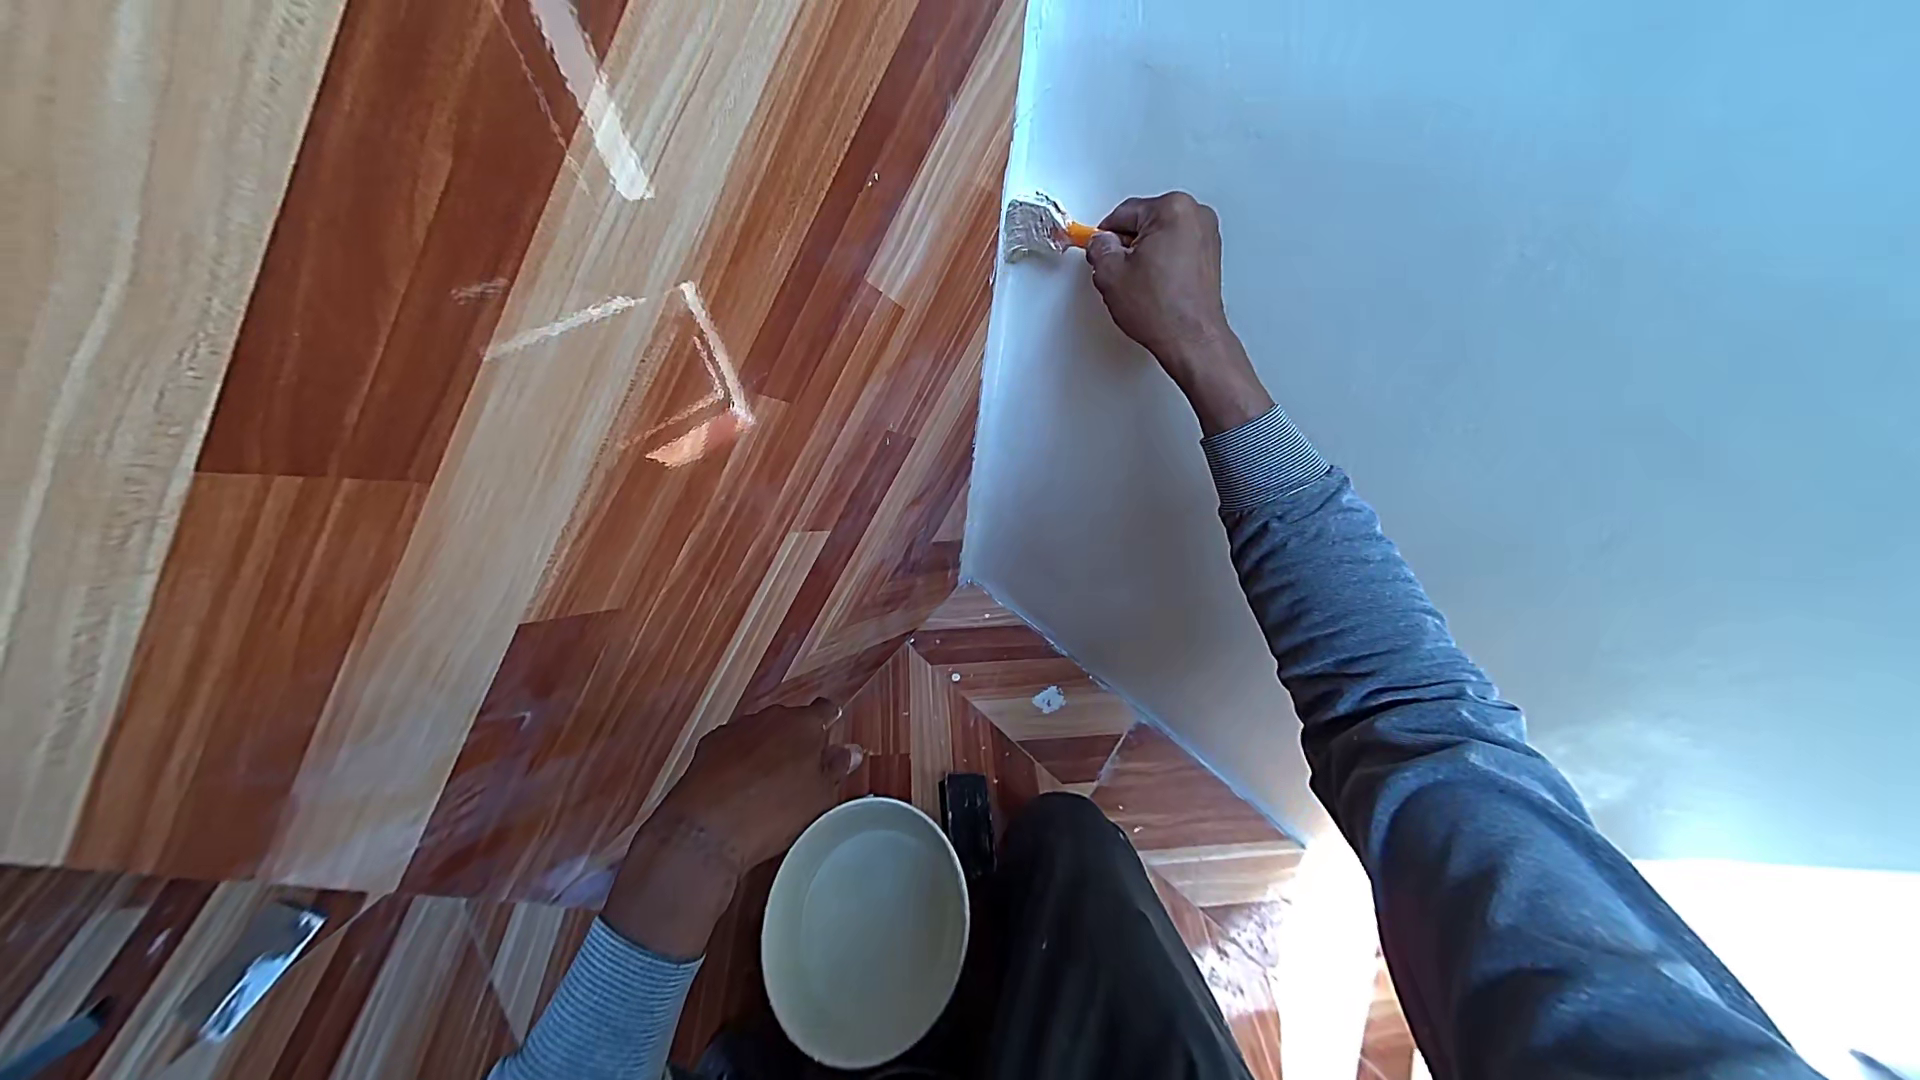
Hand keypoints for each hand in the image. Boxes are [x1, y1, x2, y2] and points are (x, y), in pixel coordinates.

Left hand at [603, 700, 862, 957]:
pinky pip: (733, 746)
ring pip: (760, 731)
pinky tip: (739, 785)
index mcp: (805, 724)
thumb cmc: (773, 811)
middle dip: (797, 738)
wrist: (706, 829)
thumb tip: (851, 752)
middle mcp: (771, 717)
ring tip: (770, 781)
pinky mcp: (708, 746)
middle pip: (791, 719)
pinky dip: (738, 759)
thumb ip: (836, 768)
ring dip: (766, 747)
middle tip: (803, 767)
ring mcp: (737, 729)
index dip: (830, 718)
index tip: (832, 727)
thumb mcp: (819, 797)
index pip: (825, 709)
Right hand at [1086, 192, 1273, 434]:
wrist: (1190, 338)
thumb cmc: (1162, 309)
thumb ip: (1099, 249)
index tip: (1096, 247)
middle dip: (1126, 245)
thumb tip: (1100, 243)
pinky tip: (1152, 288)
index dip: (1104, 235)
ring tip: (1136, 285)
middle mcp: (1195, 216)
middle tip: (1115, 271)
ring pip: (1161, 237)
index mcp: (1171, 209)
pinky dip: (1161, 264)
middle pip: (1145, 222)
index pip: (1124, 213)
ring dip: (1144, 255)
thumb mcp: (1110, 274)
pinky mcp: (1209, 257)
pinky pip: (1175, 251)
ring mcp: (1207, 236)